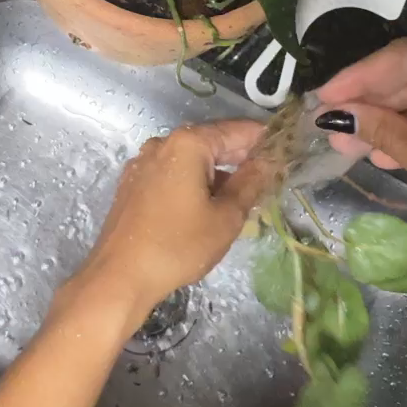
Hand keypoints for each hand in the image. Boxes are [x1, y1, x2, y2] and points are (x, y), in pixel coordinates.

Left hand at [62, 121, 269, 328]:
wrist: (120, 276)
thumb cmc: (178, 245)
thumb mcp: (225, 217)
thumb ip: (251, 183)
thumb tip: (270, 160)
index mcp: (187, 143)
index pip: (236, 130)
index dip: (264, 139)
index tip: (286, 151)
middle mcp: (163, 143)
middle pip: (212, 141)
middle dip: (241, 155)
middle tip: (270, 174)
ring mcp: (144, 162)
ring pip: (191, 158)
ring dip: (217, 171)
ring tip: (243, 193)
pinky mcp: (134, 183)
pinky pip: (173, 172)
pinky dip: (194, 180)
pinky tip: (208, 203)